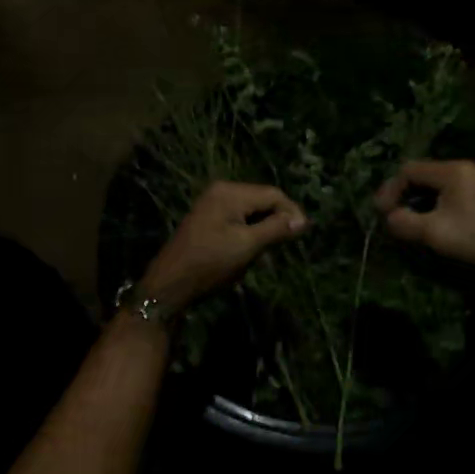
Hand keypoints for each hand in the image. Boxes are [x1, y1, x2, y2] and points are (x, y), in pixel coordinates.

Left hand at [139, 182, 308, 313]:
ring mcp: (212, 204)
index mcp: (230, 192)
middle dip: (278, 218)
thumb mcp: (247, 246)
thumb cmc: (210, 263)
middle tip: (290, 242)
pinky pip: (238, 216)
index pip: (273, 194)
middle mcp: (221, 191)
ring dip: (265, 225)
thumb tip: (302, 220)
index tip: (304, 234)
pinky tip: (252, 247)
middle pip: (262, 198)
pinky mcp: (208, 218)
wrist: (171, 283)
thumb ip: (276, 228)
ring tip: (272, 247)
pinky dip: (250, 229)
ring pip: (251, 209)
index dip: (292, 212)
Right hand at [374, 160, 474, 289]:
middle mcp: (462, 169)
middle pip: (419, 173)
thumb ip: (404, 222)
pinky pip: (443, 191)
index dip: (391, 190)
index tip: (382, 213)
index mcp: (452, 171)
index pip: (408, 170)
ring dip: (414, 199)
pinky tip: (425, 221)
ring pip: (430, 183)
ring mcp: (471, 180)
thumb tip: (388, 218)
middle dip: (401, 193)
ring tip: (404, 219)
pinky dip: (428, 203)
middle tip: (389, 215)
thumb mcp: (433, 232)